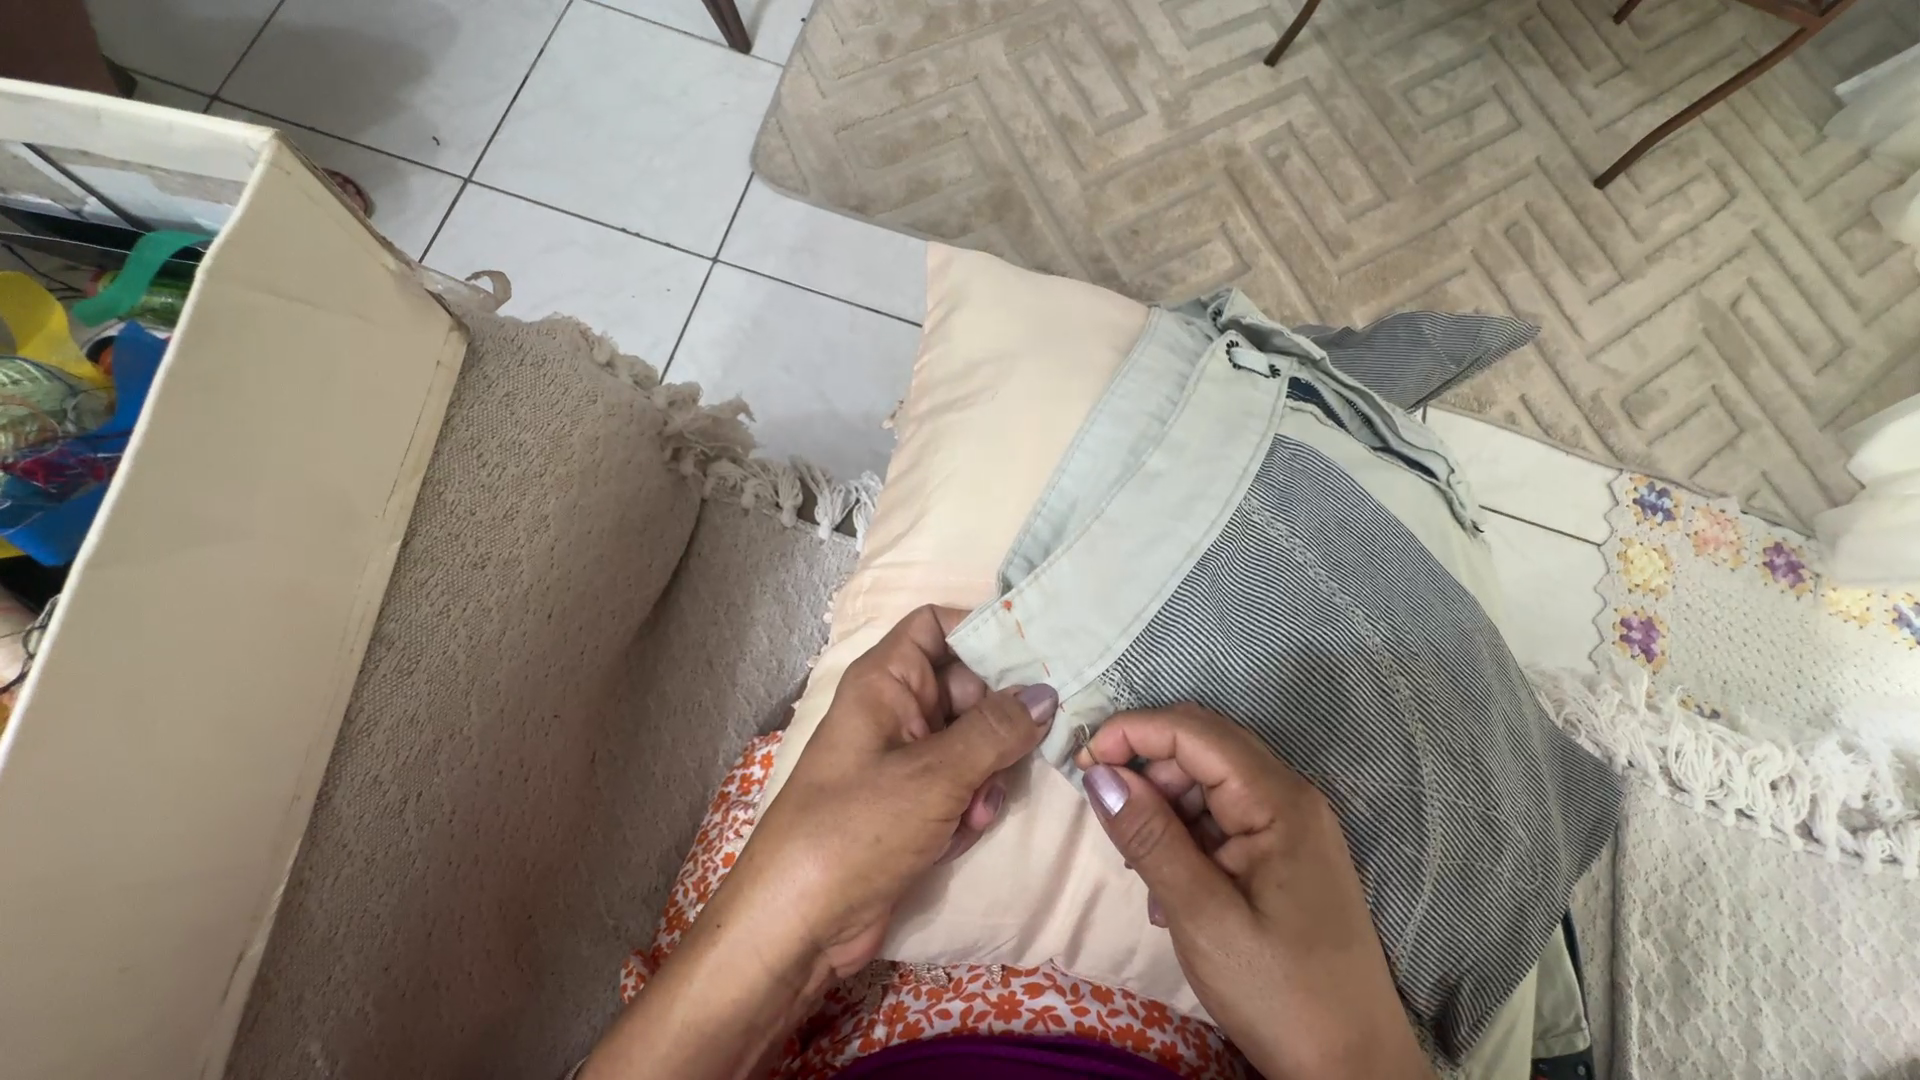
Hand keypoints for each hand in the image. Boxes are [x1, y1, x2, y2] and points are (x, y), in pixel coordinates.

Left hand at [721, 604, 1057, 978]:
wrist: (800, 924)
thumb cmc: (857, 828)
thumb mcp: (935, 773)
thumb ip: (997, 729)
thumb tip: (1047, 692)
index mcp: (886, 680)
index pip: (936, 625)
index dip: (982, 631)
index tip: (1038, 656)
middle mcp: (896, 709)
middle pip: (968, 686)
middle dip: (997, 723)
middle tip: (1020, 752)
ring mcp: (905, 758)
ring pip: (974, 740)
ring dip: (987, 774)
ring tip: (976, 809)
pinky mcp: (914, 802)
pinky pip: (962, 783)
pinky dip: (970, 805)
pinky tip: (962, 832)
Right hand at [1076, 704, 1431, 1079]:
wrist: (1355, 1071)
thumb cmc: (1280, 994)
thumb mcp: (1203, 916)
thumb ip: (1150, 837)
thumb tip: (1099, 772)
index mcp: (1278, 801)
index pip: (1193, 731)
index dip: (1133, 732)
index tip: (1081, 760)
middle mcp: (1289, 796)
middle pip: (1202, 746)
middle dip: (1146, 767)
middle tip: (1108, 816)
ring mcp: (1290, 824)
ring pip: (1208, 781)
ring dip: (1163, 805)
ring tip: (1141, 864)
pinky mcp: (1284, 853)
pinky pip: (1222, 816)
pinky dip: (1185, 833)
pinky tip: (1169, 882)